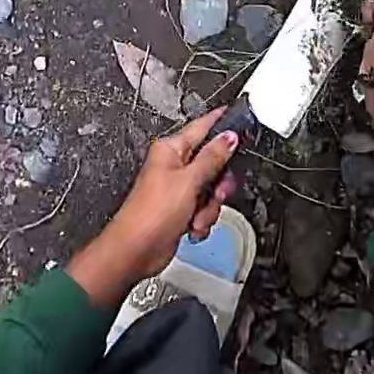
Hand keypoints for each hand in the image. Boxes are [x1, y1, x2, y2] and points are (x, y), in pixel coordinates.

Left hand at [65, 107, 240, 307]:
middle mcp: (175, 166)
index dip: (221, 123)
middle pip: (213, 162)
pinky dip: (202, 219)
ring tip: (196, 215)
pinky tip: (191, 226)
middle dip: (218, 184)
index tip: (239, 120)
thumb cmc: (149, 215)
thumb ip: (213, 157)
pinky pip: (205, 207)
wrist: (135, 253)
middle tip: (215, 192)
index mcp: (172, 150)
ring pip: (212, 188)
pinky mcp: (182, 208)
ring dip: (209, 207)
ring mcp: (179, 188)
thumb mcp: (189, 181)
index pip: (202, 126)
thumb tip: (229, 137)